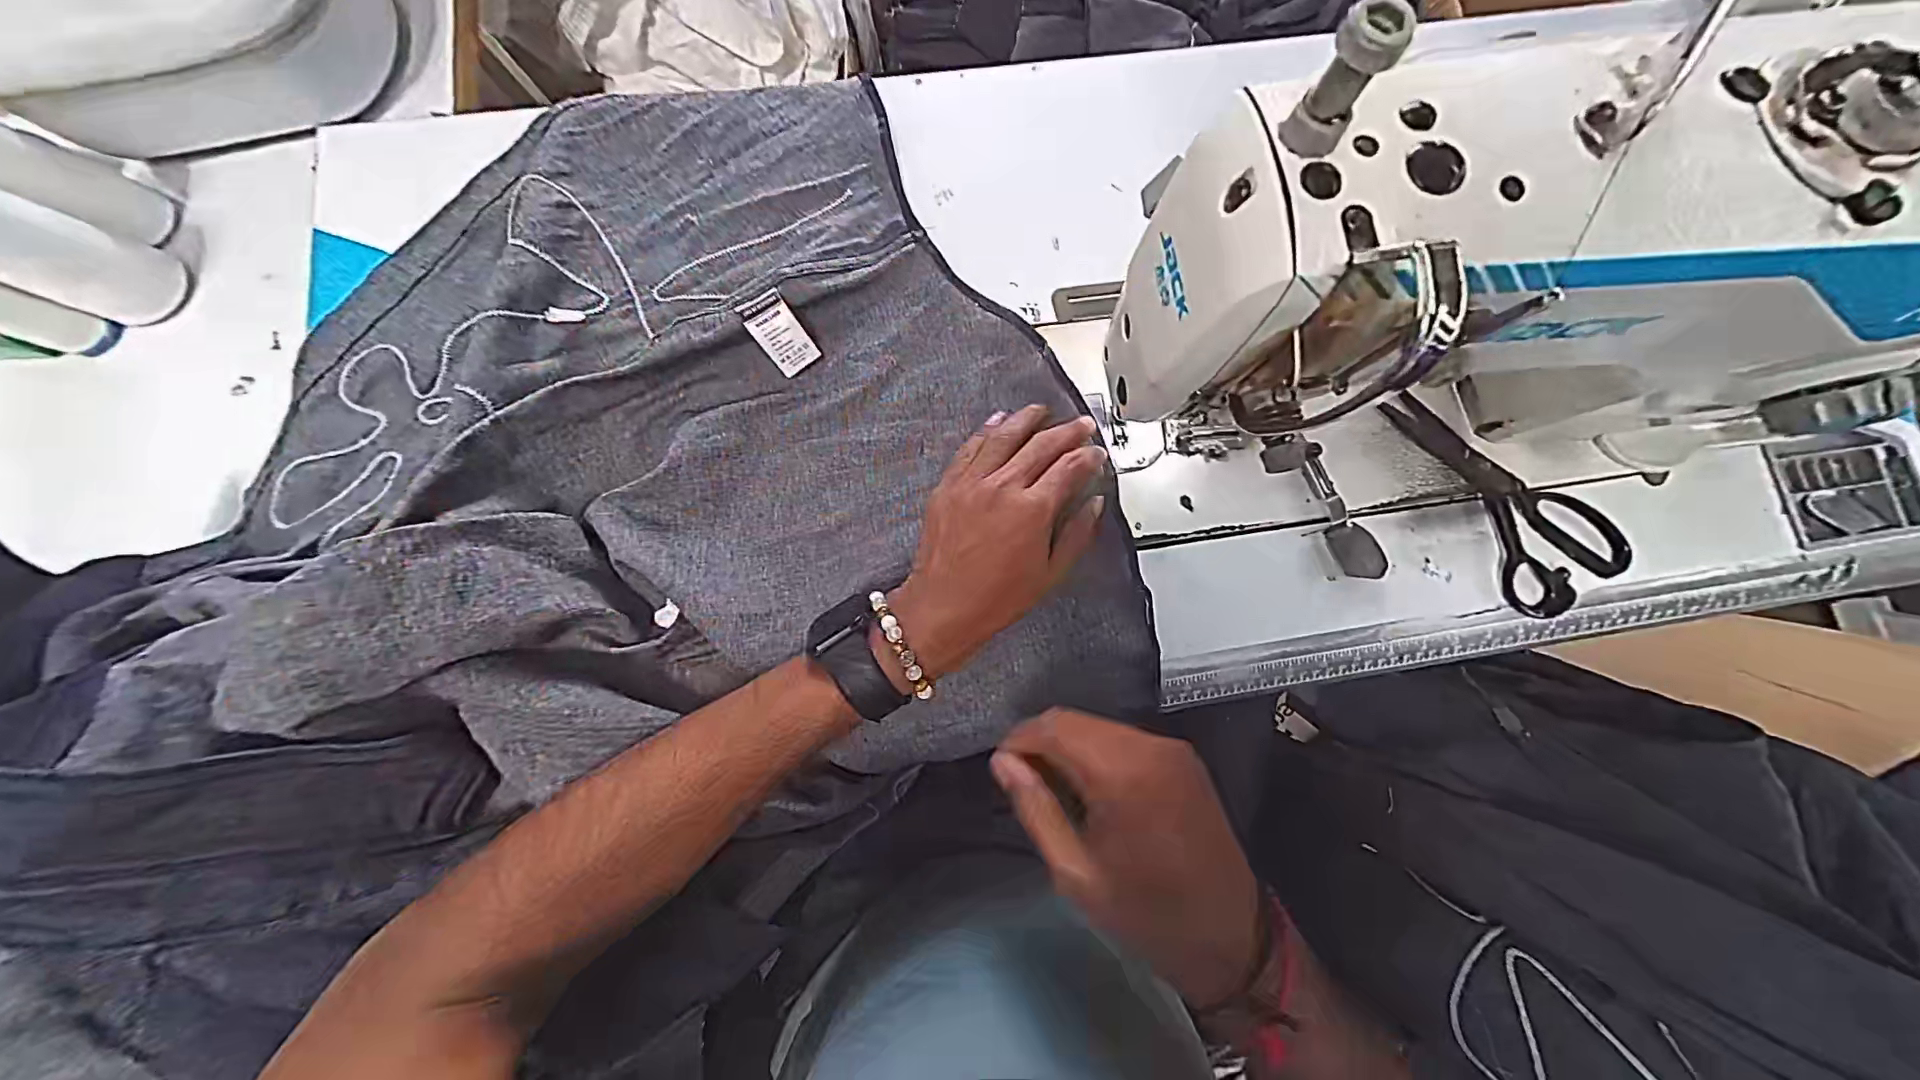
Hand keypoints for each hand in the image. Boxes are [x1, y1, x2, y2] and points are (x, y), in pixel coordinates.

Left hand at [883, 405, 1107, 681]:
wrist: (943, 606)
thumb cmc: (993, 598)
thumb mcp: (1050, 573)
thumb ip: (1077, 533)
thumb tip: (1093, 505)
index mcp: (1032, 509)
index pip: (1069, 467)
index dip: (1088, 456)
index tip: (1096, 454)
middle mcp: (1002, 488)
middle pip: (1041, 444)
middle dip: (1067, 431)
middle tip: (1081, 425)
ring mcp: (972, 484)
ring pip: (1004, 436)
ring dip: (1026, 419)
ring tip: (1041, 411)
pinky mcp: (949, 486)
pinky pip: (971, 448)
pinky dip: (987, 431)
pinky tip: (998, 422)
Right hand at [991, 708, 1261, 1008]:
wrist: (1230, 936)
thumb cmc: (1146, 913)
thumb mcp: (1075, 873)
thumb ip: (1035, 808)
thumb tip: (1002, 762)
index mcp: (1121, 773)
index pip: (1052, 726)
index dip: (1018, 740)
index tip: (1002, 768)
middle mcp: (1149, 746)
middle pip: (1074, 720)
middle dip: (1040, 740)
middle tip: (1023, 779)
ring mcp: (1171, 748)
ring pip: (1098, 725)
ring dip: (1068, 744)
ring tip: (1054, 785)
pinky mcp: (1184, 757)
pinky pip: (1124, 738)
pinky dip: (1097, 750)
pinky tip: (1090, 785)